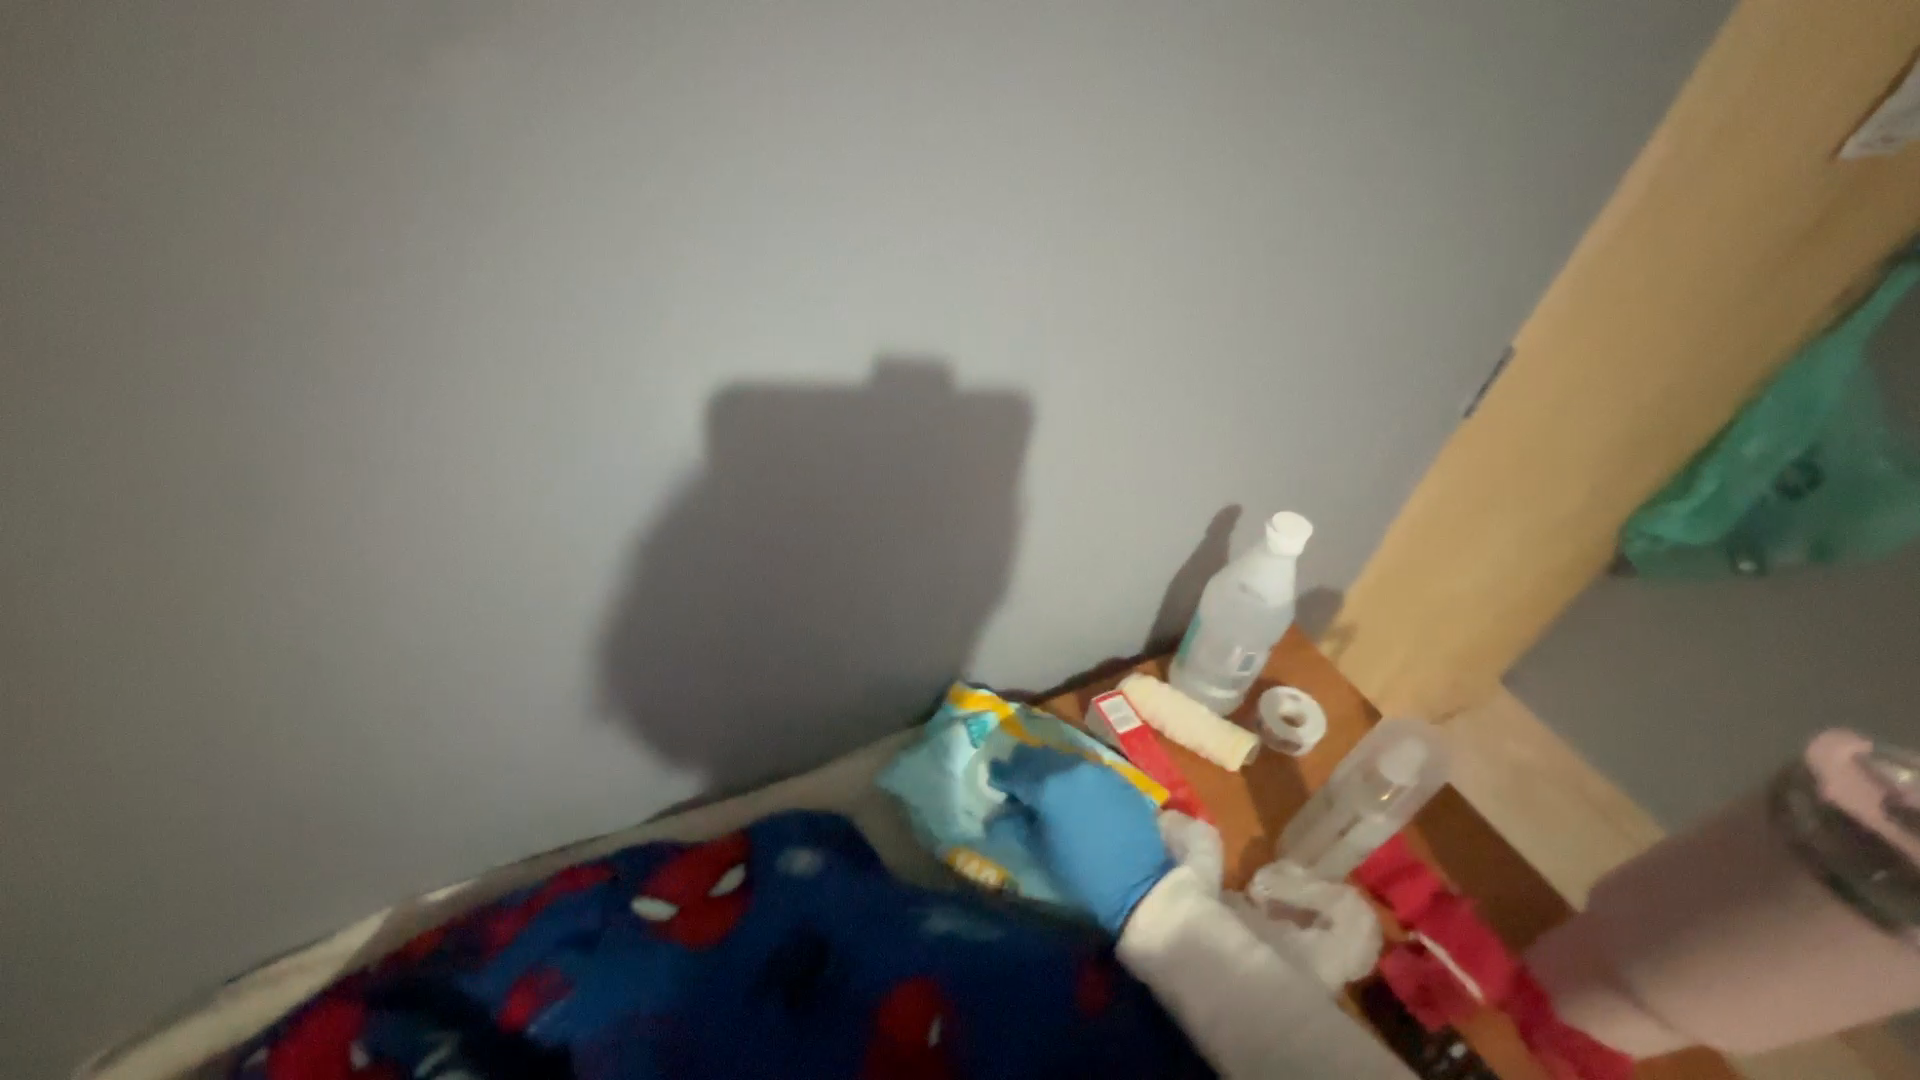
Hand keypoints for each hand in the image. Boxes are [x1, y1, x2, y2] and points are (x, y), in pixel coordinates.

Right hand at [986, 744, 1174, 932]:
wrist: (1140, 885)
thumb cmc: (1081, 873)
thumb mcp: (1039, 851)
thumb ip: (1014, 825)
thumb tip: (996, 814)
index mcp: (1047, 786)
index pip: (1014, 770)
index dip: (1000, 774)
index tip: (992, 778)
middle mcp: (1072, 769)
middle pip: (1040, 756)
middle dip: (1024, 764)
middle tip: (1014, 775)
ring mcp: (1099, 771)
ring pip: (1065, 758)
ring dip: (1050, 766)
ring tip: (1042, 780)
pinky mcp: (1119, 779)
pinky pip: (1088, 768)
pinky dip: (1073, 773)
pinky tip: (1072, 788)